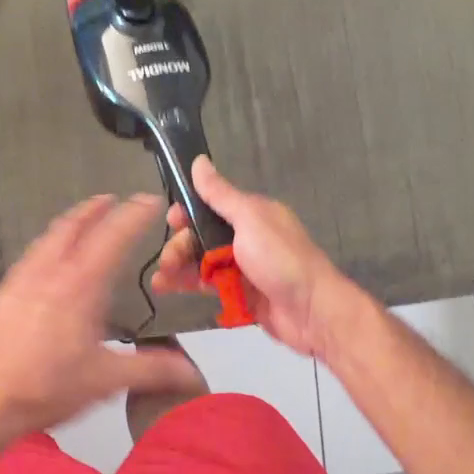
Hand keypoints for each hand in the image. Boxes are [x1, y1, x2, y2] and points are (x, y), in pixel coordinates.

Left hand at [0, 194, 204, 440]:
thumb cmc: (46, 387)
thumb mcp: (105, 380)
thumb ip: (150, 370)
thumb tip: (190, 371)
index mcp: (80, 285)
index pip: (113, 237)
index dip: (134, 214)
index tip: (148, 199)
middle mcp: (50, 271)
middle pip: (74, 226)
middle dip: (95, 209)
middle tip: (110, 199)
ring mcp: (22, 278)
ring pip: (49, 237)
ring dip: (69, 223)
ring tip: (82, 221)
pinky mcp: (3, 292)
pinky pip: (31, 255)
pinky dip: (47, 244)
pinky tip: (47, 259)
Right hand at [151, 157, 353, 357]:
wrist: (313, 313)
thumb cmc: (281, 259)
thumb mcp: (250, 219)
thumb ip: (221, 194)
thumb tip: (199, 159)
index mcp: (250, 215)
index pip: (209, 206)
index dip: (187, 212)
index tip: (170, 222)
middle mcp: (245, 238)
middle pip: (201, 236)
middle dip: (179, 245)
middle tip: (166, 261)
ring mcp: (242, 268)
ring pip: (201, 262)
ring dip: (178, 267)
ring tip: (160, 281)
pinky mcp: (240, 295)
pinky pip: (208, 286)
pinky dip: (188, 286)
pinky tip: (168, 290)